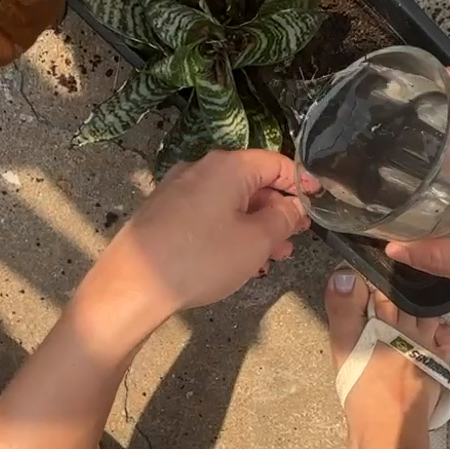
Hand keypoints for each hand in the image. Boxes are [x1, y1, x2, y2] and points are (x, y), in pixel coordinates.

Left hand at [81, 149, 312, 335]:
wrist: (133, 285)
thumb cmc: (198, 260)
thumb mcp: (255, 241)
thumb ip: (282, 219)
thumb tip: (293, 206)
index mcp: (226, 167)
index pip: (275, 163)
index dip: (300, 182)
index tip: (316, 201)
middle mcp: (198, 170)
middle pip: (249, 183)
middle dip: (275, 210)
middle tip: (294, 237)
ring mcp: (175, 191)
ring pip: (227, 203)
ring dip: (253, 226)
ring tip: (270, 256)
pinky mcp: (161, 214)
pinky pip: (204, 215)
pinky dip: (226, 231)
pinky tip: (235, 259)